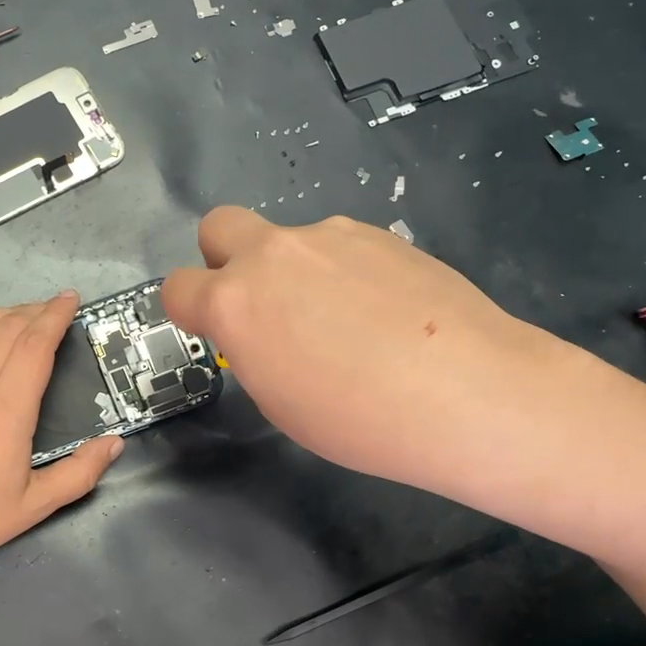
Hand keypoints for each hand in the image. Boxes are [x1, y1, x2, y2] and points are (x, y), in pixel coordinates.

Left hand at [0, 292, 124, 589]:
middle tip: (55, 307)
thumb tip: (116, 443)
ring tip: (21, 315)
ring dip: (1, 314)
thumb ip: (81, 473)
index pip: (34, 345)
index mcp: (7, 410)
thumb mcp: (35, 506)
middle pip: (6, 330)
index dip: (54, 317)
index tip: (70, 301)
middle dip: (34, 310)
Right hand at [162, 209, 565, 491]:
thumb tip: (263, 332)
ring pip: (288, 239)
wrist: (469, 392)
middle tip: (260, 304)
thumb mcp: (277, 400)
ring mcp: (329, 236)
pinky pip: (339, 247)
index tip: (214, 333)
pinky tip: (384, 313)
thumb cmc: (357, 419)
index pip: (176, 288)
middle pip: (218, 226)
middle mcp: (272, 255)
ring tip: (347, 322)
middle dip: (223, 259)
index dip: (187, 312)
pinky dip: (344, 271)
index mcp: (233, 302)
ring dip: (295, 270)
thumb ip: (252, 350)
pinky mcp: (380, 233)